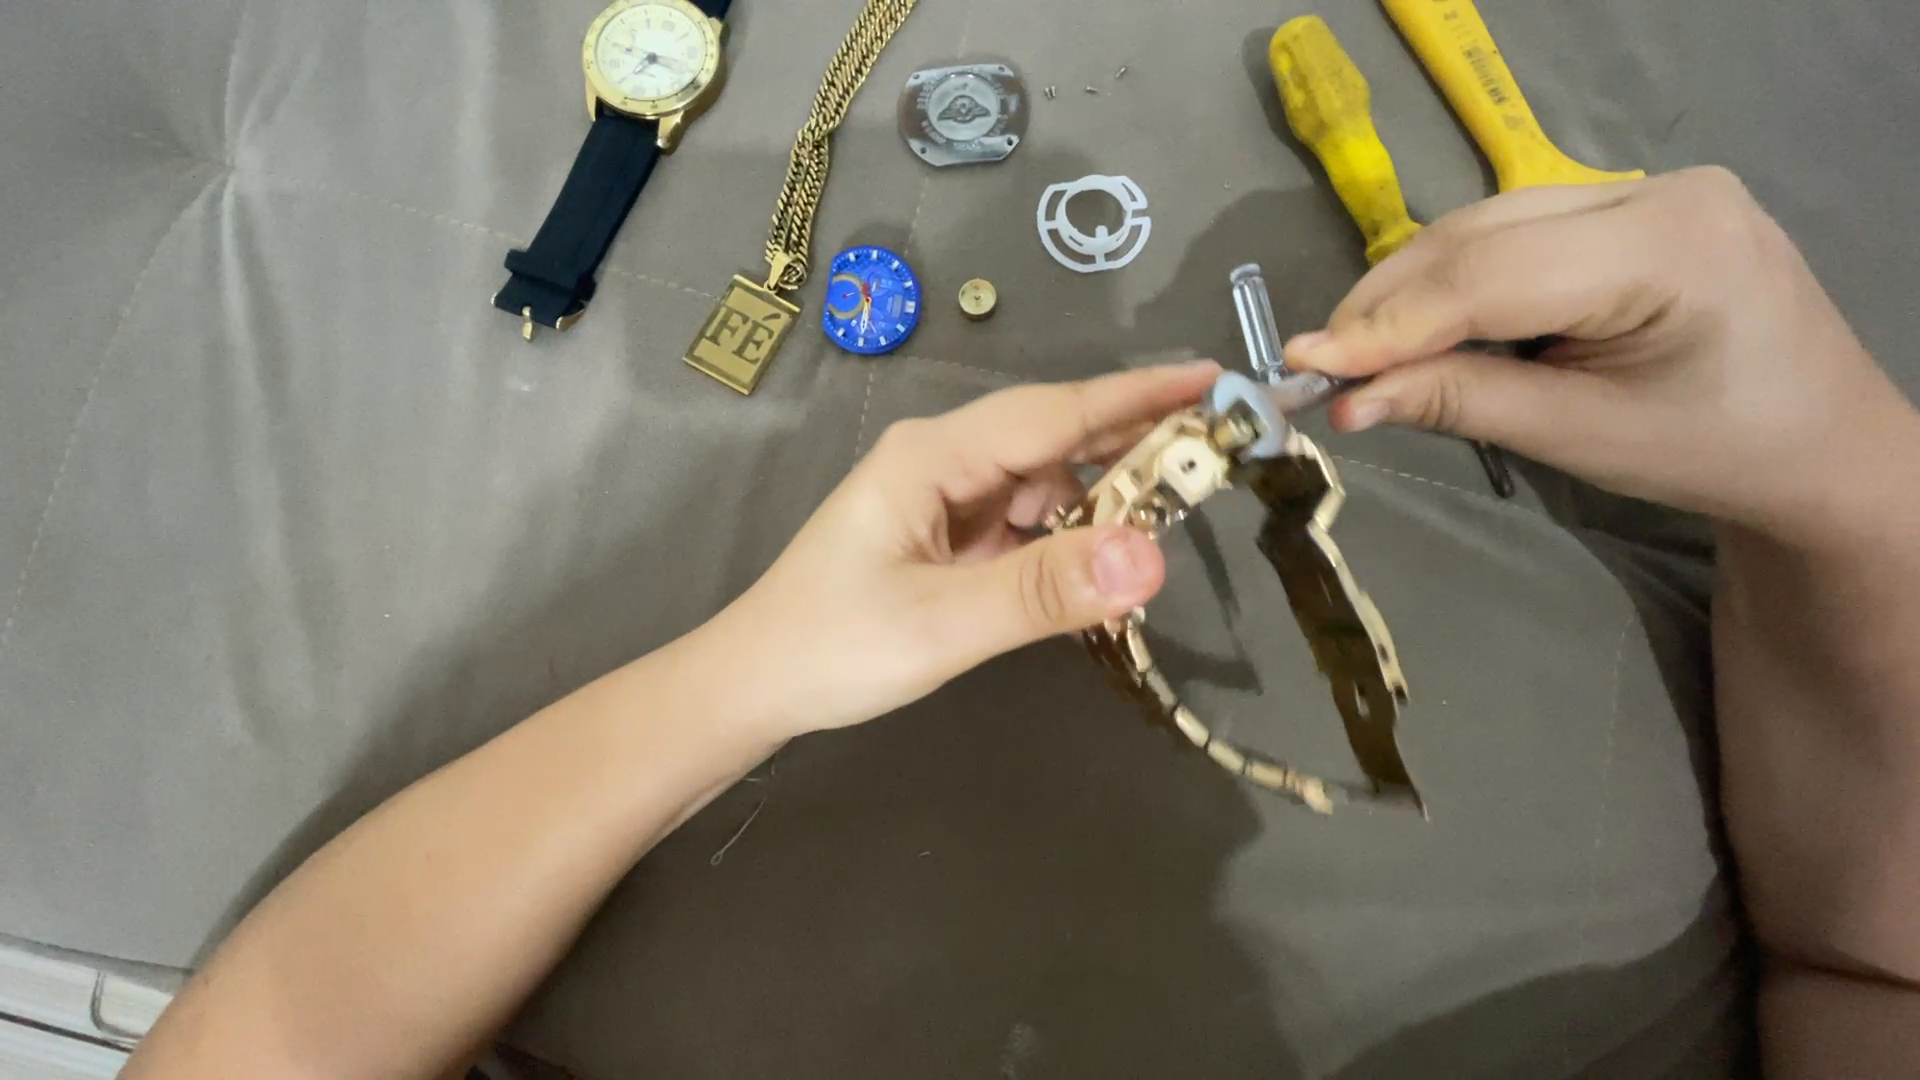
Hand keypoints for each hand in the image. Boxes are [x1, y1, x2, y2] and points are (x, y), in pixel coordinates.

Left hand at [707, 362, 1222, 738]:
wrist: (759, 682)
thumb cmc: (834, 645)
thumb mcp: (943, 623)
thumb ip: (1044, 590)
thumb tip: (1154, 558)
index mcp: (933, 455)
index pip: (1054, 412)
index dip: (1136, 395)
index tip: (1214, 380)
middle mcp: (943, 461)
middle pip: (1054, 441)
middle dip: (1131, 447)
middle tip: (1213, 460)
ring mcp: (945, 498)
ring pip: (1044, 485)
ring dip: (1101, 504)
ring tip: (1164, 527)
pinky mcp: (948, 536)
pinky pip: (1024, 524)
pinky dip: (1066, 541)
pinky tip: (1097, 567)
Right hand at [1284, 167, 1918, 538]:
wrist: (1813, 439)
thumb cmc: (1705, 448)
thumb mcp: (1573, 433)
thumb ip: (1455, 402)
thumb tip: (1345, 403)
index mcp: (1669, 244)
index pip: (1487, 277)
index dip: (1384, 325)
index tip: (1302, 364)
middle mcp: (1652, 190)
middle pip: (1472, 236)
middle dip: (1382, 304)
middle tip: (1317, 364)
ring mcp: (1635, 190)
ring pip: (1474, 227)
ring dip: (1401, 291)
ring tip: (1353, 352)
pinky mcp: (1615, 208)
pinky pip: (1497, 235)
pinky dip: (1439, 285)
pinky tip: (1412, 327)